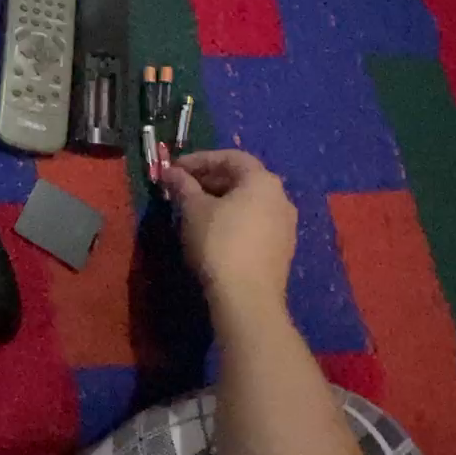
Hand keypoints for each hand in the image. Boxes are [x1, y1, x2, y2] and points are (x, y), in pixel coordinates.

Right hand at [160, 150, 297, 322]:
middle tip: (180, 188)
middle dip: (208, 179)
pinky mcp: (281, 249)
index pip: (231, 157)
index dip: (200, 159)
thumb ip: (183, 185)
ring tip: (192, 209)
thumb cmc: (218, 242)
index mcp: (262, 181)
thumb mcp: (193, 209)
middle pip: (242, 178)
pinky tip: (211, 231)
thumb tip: (171, 172)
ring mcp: (285, 225)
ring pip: (248, 202)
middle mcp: (281, 198)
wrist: (247, 297)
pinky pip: (254, 222)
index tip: (175, 168)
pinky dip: (232, 218)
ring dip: (219, 199)